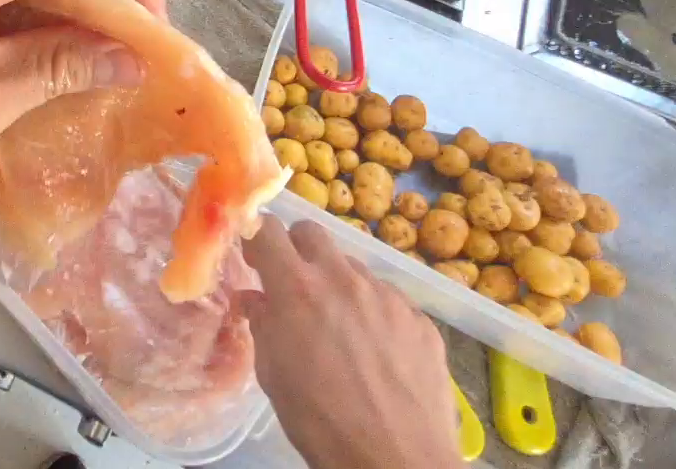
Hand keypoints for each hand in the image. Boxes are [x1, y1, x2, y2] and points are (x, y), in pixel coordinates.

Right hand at [245, 218, 462, 468]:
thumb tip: (255, 299)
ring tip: (343, 328)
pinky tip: (377, 351)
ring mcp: (386, 296)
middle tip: (296, 283)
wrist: (399, 464)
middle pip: (312, 232)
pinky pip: (388, 299)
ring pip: (352, 267)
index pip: (267, 229)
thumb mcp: (273, 374)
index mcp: (297, 288)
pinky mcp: (420, 319)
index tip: (255, 258)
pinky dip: (374, 313)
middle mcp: (342, 278)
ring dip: (338, 284)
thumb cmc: (321, 422)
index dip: (256, 237)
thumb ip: (262, 324)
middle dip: (297, 249)